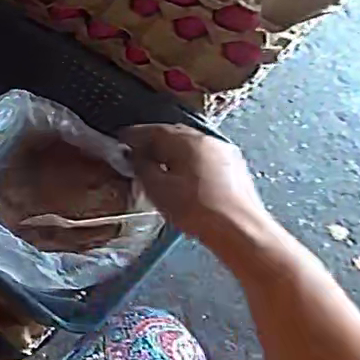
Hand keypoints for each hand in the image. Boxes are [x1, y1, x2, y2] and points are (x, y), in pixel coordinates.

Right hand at [120, 124, 276, 256]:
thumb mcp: (156, 188)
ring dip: (171, 150)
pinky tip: (180, 175)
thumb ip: (141, 166)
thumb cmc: (195, 209)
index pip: (153, 129)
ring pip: (190, 144)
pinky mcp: (234, 167)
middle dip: (153, 141)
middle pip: (174, 133)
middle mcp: (208, 140)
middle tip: (135, 152)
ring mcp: (224, 153)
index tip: (120, 140)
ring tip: (156, 165)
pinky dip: (187, 159)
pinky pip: (203, 155)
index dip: (133, 134)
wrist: (239, 229)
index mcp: (187, 142)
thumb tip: (134, 155)